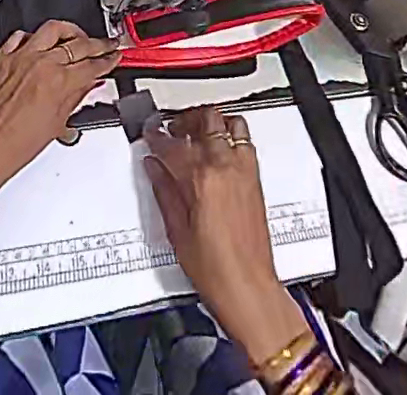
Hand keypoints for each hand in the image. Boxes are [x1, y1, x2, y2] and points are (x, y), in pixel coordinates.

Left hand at [0, 20, 118, 200]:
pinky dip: (33, 36)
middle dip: (99, 43)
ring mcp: (20, 58)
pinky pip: (20, 36)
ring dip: (70, 30)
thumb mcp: (57, 123)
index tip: (114, 56)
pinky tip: (39, 40)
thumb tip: (88, 84)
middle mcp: (40, 64)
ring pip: (52, 29)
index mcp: (58, 81)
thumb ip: (76, 97)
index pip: (93, 64)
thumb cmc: (14, 146)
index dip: (108, 59)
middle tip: (107, 44)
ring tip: (77, 35)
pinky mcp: (2, 58)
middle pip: (79, 43)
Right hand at [142, 106, 308, 364]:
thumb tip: (153, 167)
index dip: (157, 136)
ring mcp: (243, 169)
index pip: (173, 145)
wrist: (248, 286)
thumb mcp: (177, 231)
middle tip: (172, 127)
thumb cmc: (216, 269)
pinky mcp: (255, 176)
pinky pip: (244, 139)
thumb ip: (164, 191)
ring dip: (210, 120)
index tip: (150, 134)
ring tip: (196, 129)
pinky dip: (230, 133)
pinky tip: (219, 143)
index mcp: (200, 179)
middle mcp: (225, 167)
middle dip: (185, 119)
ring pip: (228, 122)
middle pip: (205, 120)